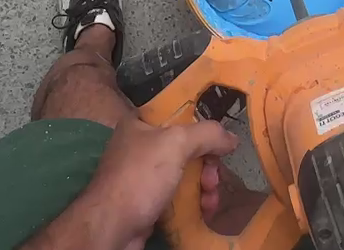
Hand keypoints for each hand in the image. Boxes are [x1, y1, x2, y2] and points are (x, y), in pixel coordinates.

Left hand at [77, 116, 237, 249]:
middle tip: (213, 178)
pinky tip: (205, 211)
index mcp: (141, 122)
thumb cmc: (140, 176)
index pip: (180, 113)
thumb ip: (208, 134)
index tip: (219, 141)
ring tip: (210, 200)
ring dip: (205, 185)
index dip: (202, 125)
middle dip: (207, 163)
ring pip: (185, 173)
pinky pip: (179, 195)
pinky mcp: (148, 202)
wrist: (111, 229)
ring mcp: (144, 176)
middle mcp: (142, 145)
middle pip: (187, 146)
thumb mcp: (177, 143)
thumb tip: (232, 138)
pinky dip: (194, 201)